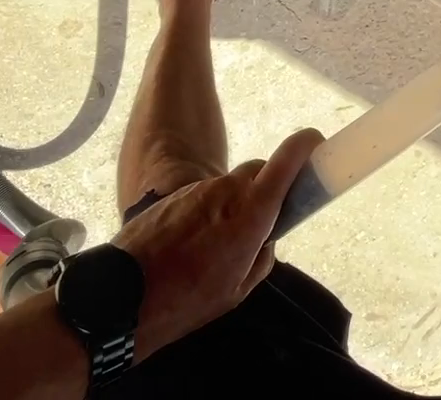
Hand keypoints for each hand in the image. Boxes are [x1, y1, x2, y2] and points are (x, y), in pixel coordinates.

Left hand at [112, 127, 323, 355]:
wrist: (122, 296)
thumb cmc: (188, 297)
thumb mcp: (239, 288)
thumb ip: (262, 256)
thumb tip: (265, 240)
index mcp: (252, 209)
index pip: (289, 157)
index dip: (307, 143)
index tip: (318, 144)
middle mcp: (229, 189)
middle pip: (260, 171)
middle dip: (268, 188)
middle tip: (262, 221)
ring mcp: (200, 189)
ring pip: (231, 186)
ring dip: (234, 205)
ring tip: (216, 246)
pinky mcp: (176, 196)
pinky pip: (205, 197)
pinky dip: (208, 214)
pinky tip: (192, 246)